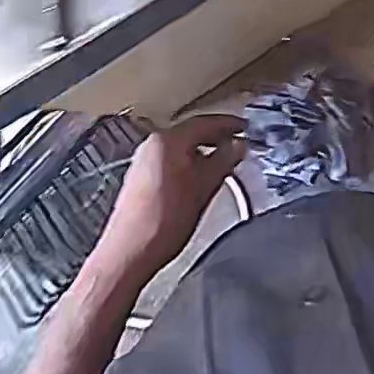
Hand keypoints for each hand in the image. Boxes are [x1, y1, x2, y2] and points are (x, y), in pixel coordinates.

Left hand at [86, 116, 245, 287]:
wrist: (129, 251)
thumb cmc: (162, 223)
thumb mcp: (203, 189)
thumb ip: (223, 161)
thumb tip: (237, 145)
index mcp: (167, 141)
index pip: (203, 122)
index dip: (227, 123)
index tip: (243, 126)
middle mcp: (152, 144)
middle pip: (191, 132)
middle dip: (215, 137)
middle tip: (237, 142)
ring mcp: (144, 159)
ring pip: (180, 147)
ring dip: (202, 151)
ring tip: (224, 162)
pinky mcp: (141, 175)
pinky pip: (170, 159)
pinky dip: (188, 162)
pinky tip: (199, 178)